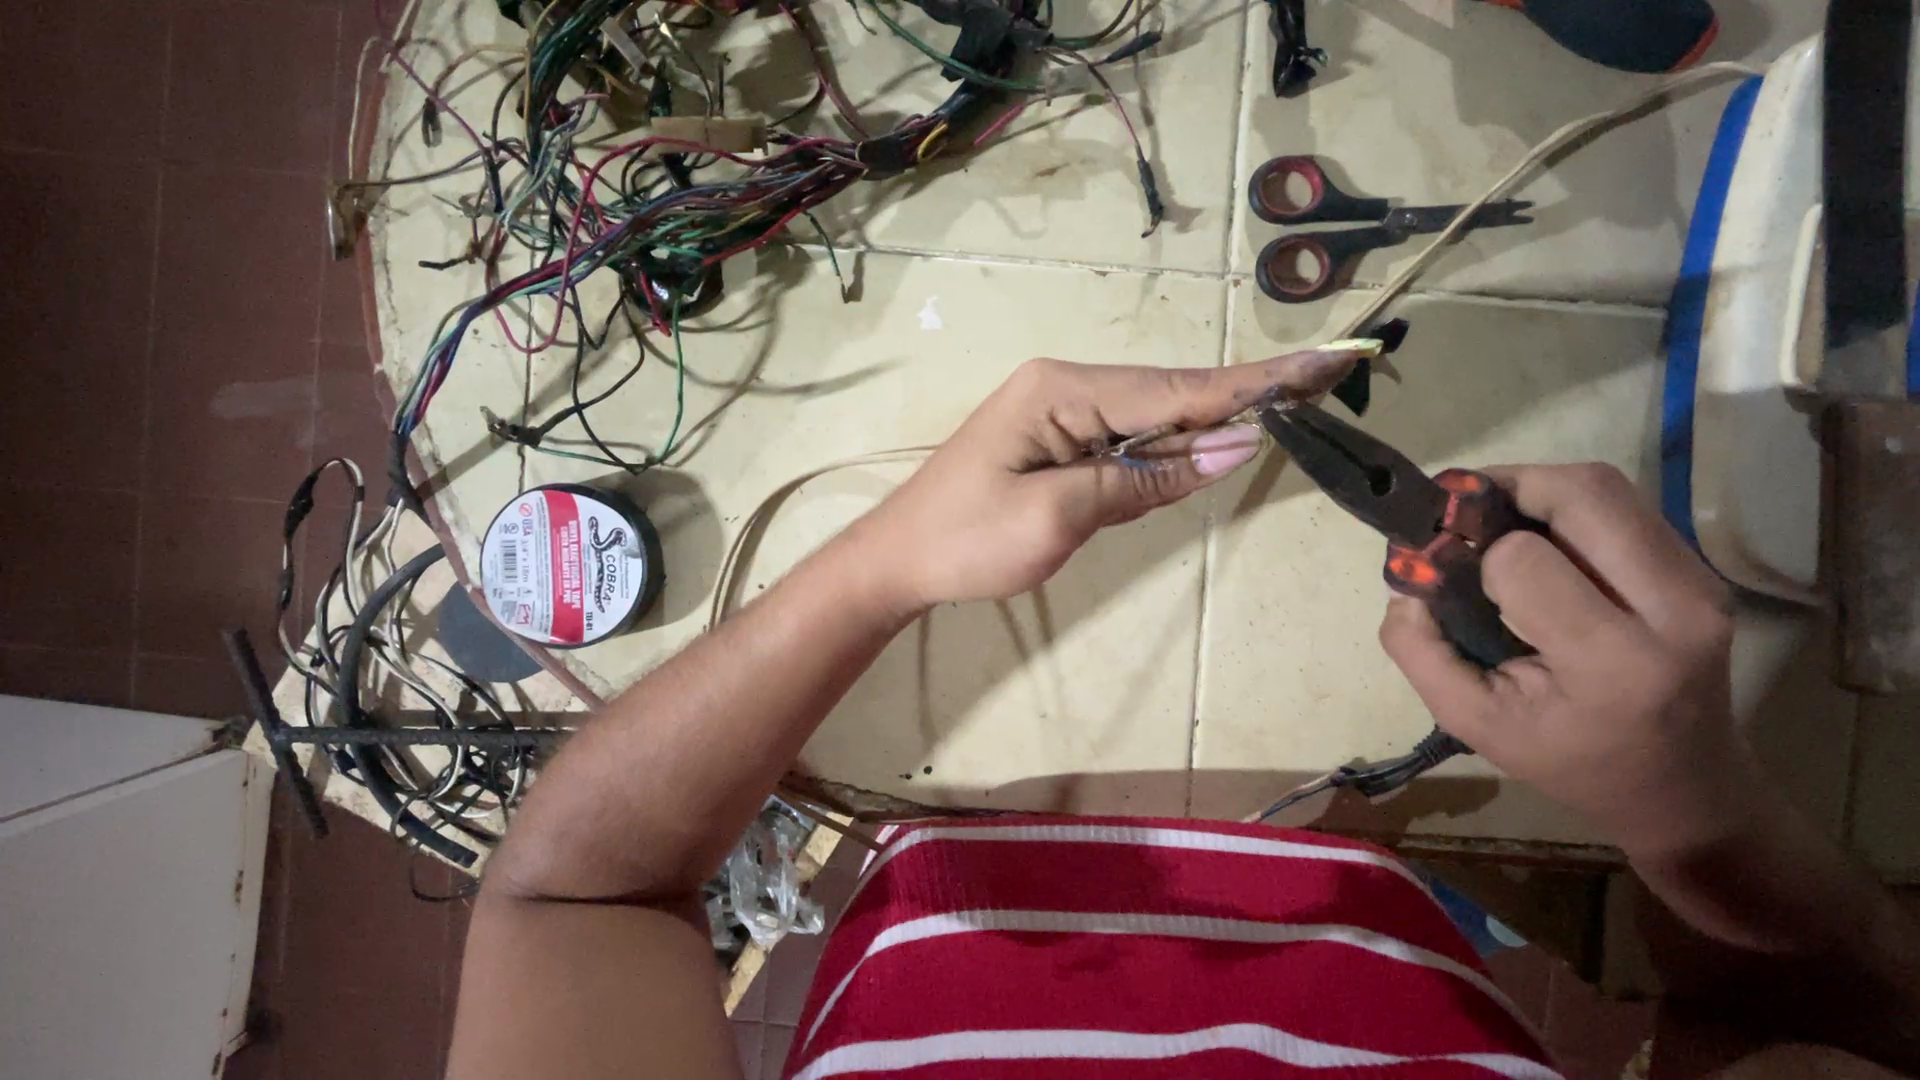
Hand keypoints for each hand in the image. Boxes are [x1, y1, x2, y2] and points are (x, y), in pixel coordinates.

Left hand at [851, 351, 1360, 612]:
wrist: (899, 559)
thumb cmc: (968, 541)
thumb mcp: (1060, 515)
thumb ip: (1144, 477)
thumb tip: (1231, 445)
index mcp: (1061, 390)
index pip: (1174, 388)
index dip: (1252, 383)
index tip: (1325, 363)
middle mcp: (1065, 387)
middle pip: (1168, 395)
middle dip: (1241, 397)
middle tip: (1326, 380)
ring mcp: (1060, 413)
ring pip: (1152, 419)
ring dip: (1207, 426)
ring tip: (1286, 406)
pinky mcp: (1058, 443)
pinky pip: (1126, 442)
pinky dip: (1167, 452)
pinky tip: (1207, 448)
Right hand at [1378, 463, 1749, 854]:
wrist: (1683, 788)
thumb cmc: (1569, 758)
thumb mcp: (1470, 721)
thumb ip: (1419, 650)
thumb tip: (1405, 585)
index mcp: (1612, 660)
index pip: (1524, 560)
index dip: (1472, 557)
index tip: (1447, 578)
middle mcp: (1673, 608)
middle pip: (1583, 493)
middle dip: (1505, 486)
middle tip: (1460, 515)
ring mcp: (1699, 583)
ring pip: (1605, 487)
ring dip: (1534, 491)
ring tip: (1493, 526)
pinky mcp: (1701, 571)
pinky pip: (1621, 507)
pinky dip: (1564, 507)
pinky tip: (1536, 542)